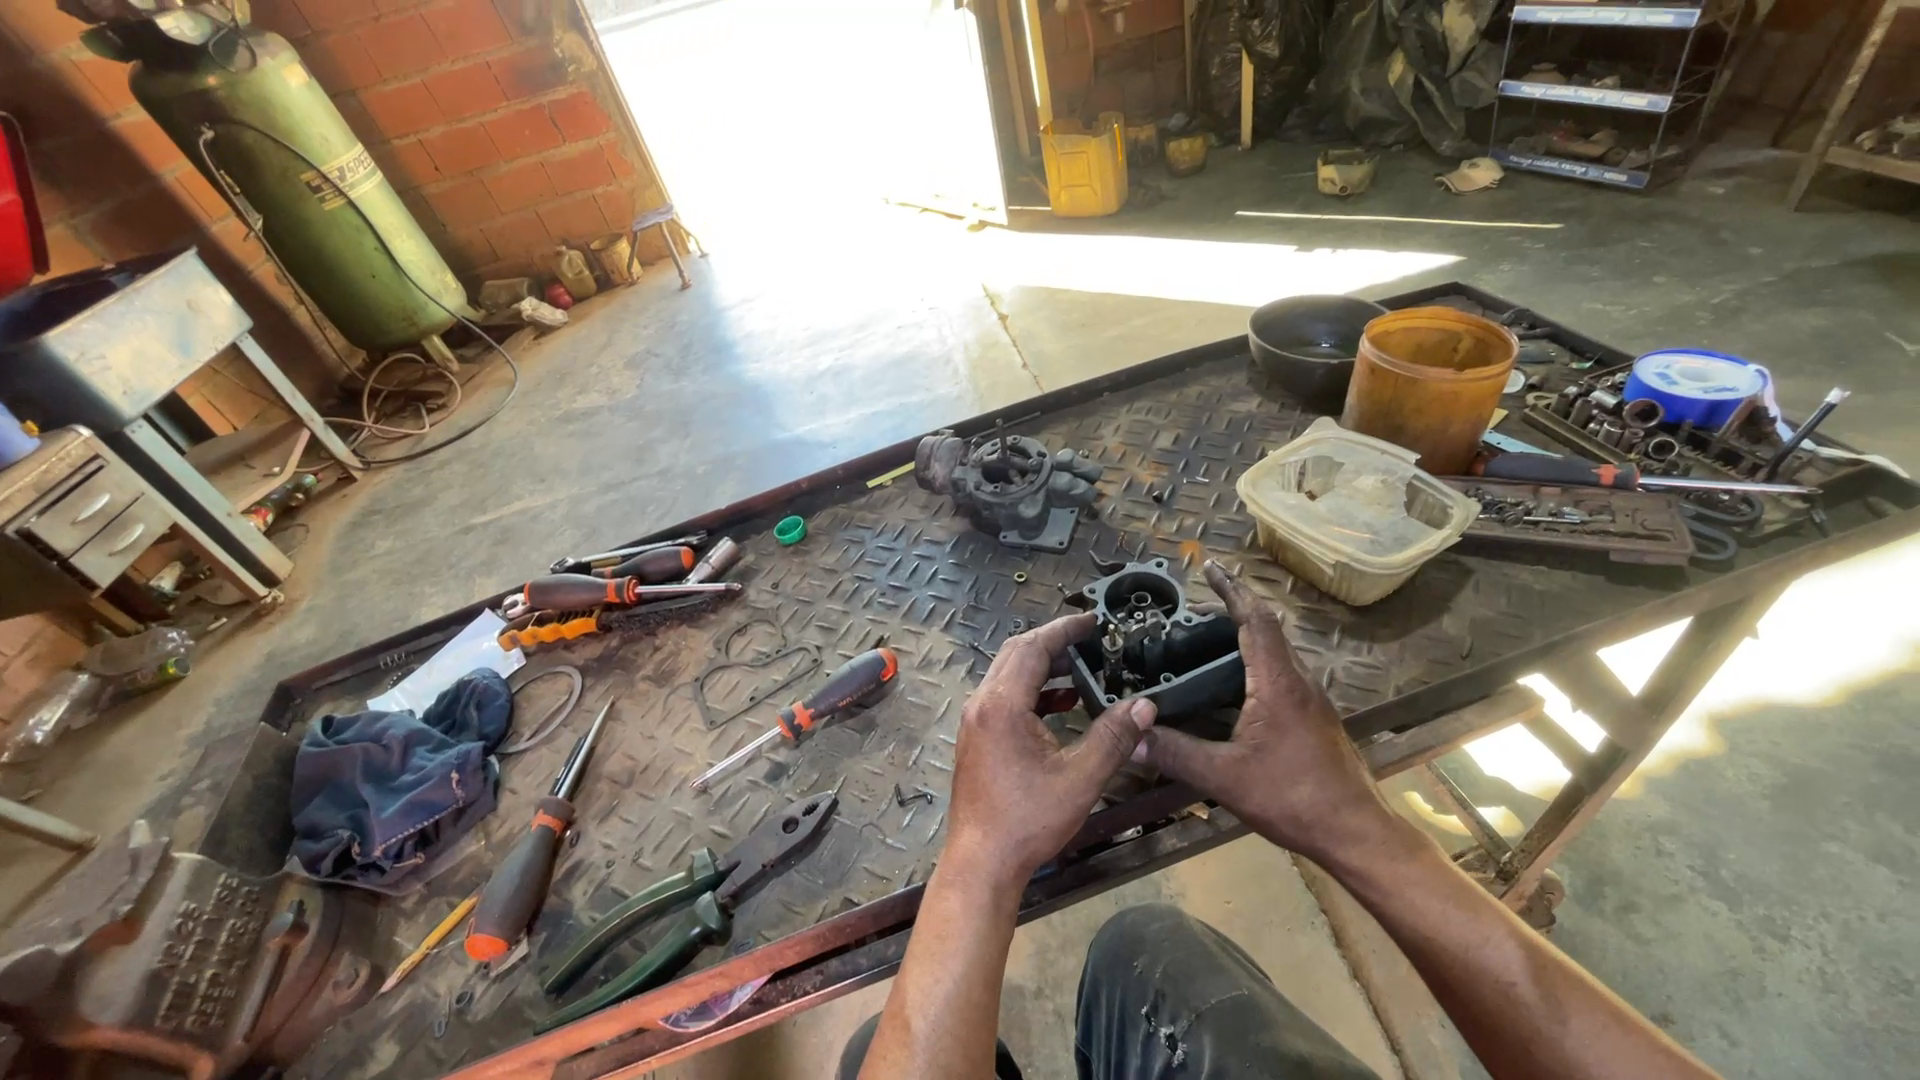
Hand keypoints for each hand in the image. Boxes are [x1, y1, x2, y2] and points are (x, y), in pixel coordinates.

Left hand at [946, 613, 1157, 885]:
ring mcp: (974, 723)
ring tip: (1081, 668)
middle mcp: (981, 705)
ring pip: (1007, 676)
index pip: (1032, 648)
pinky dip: (1032, 692)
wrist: (983, 861)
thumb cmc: (1028, 820)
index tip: (1092, 620)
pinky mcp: (976, 739)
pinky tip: (1061, 704)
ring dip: (1042, 667)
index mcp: (1002, 705)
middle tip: (1089, 639)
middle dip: (1052, 642)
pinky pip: (1004, 698)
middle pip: (1015, 655)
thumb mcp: (1080, 778)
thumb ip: (1114, 737)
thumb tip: (1144, 705)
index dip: (1064, 630)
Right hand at [1141, 560, 1401, 865]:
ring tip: (1211, 643)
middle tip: (1200, 608)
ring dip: (1249, 637)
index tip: (1211, 567)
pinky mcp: (1316, 721)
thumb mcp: (1225, 777)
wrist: (1355, 832)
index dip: (1232, 591)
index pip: (1254, 621)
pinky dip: (1256, 665)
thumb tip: (1132, 737)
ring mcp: (1312, 702)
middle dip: (1236, 609)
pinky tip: (1236, 691)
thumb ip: (1176, 754)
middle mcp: (1299, 683)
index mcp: (1277, 684)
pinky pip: (1283, 676)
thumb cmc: (1293, 797)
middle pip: (1269, 630)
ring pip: (1278, 654)